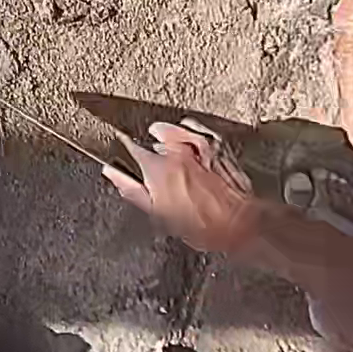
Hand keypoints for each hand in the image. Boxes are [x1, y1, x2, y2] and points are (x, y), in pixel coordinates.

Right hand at [103, 120, 268, 255]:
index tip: (119, 145)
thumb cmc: (201, 224)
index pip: (132, 149)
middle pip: (152, 142)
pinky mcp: (216, 145)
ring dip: (163, 136)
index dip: (123, 147)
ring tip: (160, 144)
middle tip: (146, 162)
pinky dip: (185, 128)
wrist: (240, 223)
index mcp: (158, 169)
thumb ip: (132, 190)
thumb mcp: (158, 213)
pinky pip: (195, 127)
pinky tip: (183, 132)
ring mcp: (197, 146)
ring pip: (171, 131)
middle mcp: (176, 153)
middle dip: (147, 150)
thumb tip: (112, 173)